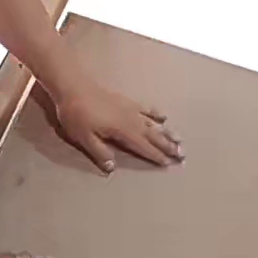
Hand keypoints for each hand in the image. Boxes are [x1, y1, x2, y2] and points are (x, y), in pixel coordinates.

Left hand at [49, 72, 180, 173]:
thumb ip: (100, 153)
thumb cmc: (76, 115)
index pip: (143, 147)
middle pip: (153, 136)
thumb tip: (112, 168)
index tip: (169, 164)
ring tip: (180, 140)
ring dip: (167, 133)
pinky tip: (163, 118)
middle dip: (168, 146)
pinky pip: (147, 109)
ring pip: (154, 124)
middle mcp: (132, 120)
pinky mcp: (127, 101)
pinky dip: (157, 115)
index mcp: (123, 131)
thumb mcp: (84, 138)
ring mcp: (131, 109)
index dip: (155, 156)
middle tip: (182, 155)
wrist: (74, 88)